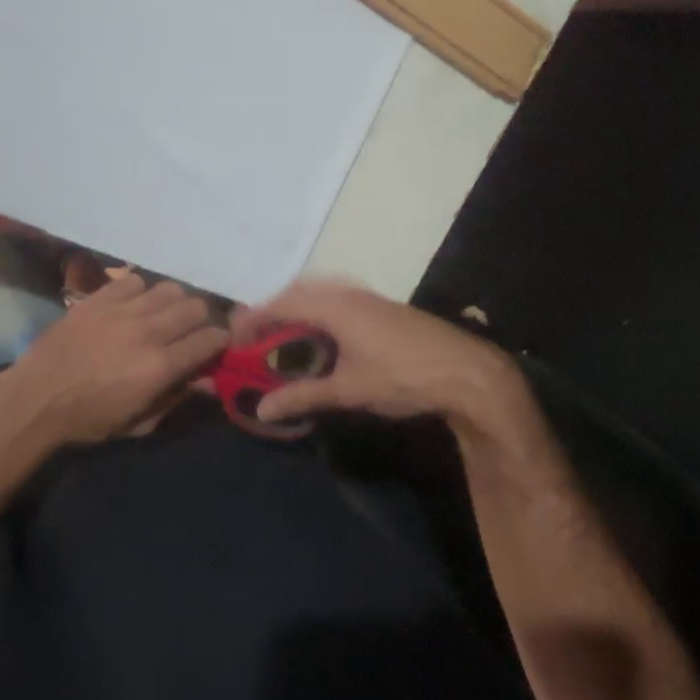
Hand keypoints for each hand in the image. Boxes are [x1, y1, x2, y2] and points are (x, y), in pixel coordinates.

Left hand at [0, 275, 229, 445]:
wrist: (36, 399)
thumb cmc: (88, 419)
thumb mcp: (138, 423)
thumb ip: (175, 398)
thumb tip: (206, 380)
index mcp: (159, 367)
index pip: (210, 339)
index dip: (220, 341)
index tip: (217, 347)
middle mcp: (147, 332)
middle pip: (195, 307)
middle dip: (201, 320)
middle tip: (192, 332)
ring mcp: (121, 311)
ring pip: (169, 289)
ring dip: (174, 303)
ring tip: (164, 317)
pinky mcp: (97, 299)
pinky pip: (134, 281)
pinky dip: (142, 292)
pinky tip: (134, 307)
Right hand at [233, 280, 525, 433]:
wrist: (468, 375)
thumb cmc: (403, 378)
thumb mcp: (347, 390)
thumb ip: (302, 396)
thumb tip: (262, 408)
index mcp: (335, 307)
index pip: (280, 303)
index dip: (251, 320)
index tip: (231, 340)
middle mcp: (349, 294)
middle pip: (297, 292)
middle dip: (270, 312)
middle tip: (252, 340)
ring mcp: (369, 299)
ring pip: (319, 295)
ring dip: (295, 312)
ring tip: (280, 341)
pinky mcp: (383, 310)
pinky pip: (337, 302)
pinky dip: (316, 316)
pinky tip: (319, 341)